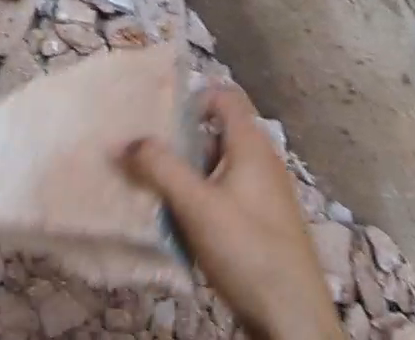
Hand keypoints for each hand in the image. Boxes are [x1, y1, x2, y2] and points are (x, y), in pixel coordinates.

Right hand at [121, 86, 343, 339]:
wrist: (294, 320)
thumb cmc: (248, 250)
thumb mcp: (196, 206)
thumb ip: (158, 168)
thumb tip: (121, 141)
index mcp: (251, 145)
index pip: (224, 96)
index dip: (193, 96)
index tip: (160, 115)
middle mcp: (262, 161)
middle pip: (216, 133)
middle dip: (180, 140)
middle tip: (145, 152)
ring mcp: (266, 194)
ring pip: (218, 167)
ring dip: (187, 174)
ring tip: (154, 188)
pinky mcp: (264, 224)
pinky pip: (226, 195)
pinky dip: (202, 199)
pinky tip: (181, 223)